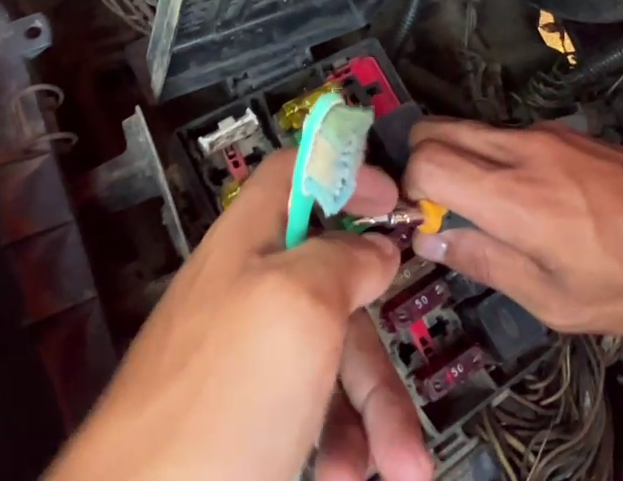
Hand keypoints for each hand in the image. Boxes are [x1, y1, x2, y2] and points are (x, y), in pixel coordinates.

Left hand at [46, 149, 433, 480]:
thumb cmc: (219, 400)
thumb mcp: (294, 306)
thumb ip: (340, 259)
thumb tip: (374, 246)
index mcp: (247, 244)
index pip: (292, 173)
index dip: (344, 171)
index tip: (393, 200)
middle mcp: (246, 292)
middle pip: (332, 281)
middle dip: (376, 339)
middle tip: (403, 396)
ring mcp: (245, 358)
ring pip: (332, 355)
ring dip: (374, 409)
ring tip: (398, 463)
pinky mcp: (248, 417)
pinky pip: (312, 409)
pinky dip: (342, 441)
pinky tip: (346, 472)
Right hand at [403, 119, 622, 335]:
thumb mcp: (557, 301)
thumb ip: (485, 262)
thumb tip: (432, 239)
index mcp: (512, 196)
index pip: (424, 161)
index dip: (408, 191)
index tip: (419, 222)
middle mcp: (521, 149)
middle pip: (434, 128)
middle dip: (418, 161)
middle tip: (436, 208)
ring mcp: (546, 133)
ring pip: (468, 126)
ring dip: (457, 158)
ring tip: (480, 207)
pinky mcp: (568, 131)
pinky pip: (506, 134)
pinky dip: (492, 157)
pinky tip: (524, 197)